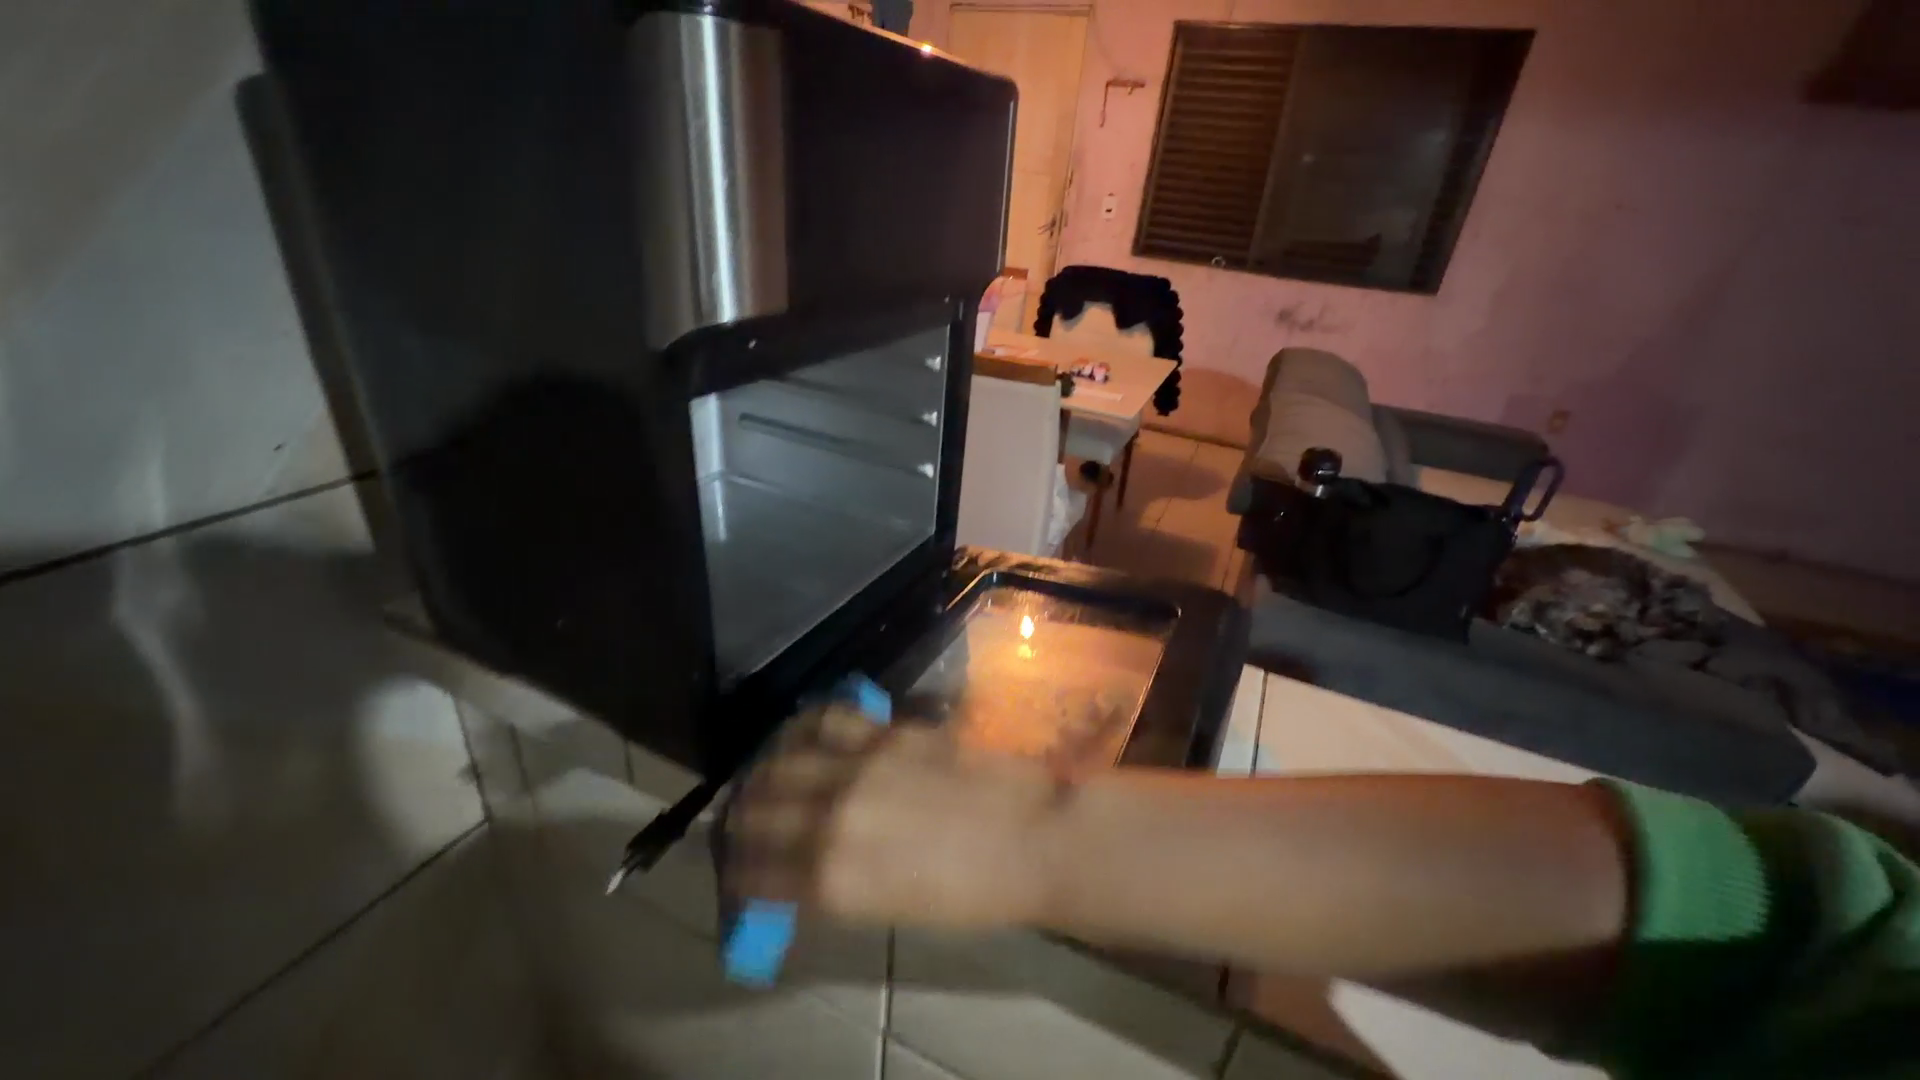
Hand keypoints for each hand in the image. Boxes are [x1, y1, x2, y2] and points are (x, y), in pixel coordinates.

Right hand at [724, 703, 1061, 927]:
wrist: (1033, 839)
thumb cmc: (970, 895)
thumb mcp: (888, 910)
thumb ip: (832, 887)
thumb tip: (796, 873)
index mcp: (830, 883)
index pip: (754, 875)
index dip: (738, 874)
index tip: (737, 870)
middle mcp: (830, 822)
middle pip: (755, 813)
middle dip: (739, 822)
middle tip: (741, 823)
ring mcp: (856, 769)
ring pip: (779, 762)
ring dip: (760, 772)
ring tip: (761, 777)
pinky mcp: (885, 734)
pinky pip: (825, 720)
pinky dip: (800, 728)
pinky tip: (797, 735)